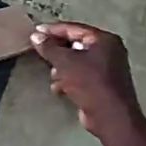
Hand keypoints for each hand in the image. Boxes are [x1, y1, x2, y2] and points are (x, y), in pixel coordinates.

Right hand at [29, 22, 144, 135]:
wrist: (110, 116)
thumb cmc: (89, 83)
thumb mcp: (65, 62)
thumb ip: (48, 47)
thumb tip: (36, 35)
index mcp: (104, 40)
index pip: (73, 28)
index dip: (52, 30)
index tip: (34, 32)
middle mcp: (109, 50)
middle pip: (75, 44)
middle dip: (56, 51)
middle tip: (40, 52)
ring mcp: (107, 68)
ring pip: (76, 60)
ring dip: (61, 67)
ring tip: (53, 74)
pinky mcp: (103, 83)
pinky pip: (81, 74)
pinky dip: (69, 78)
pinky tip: (60, 88)